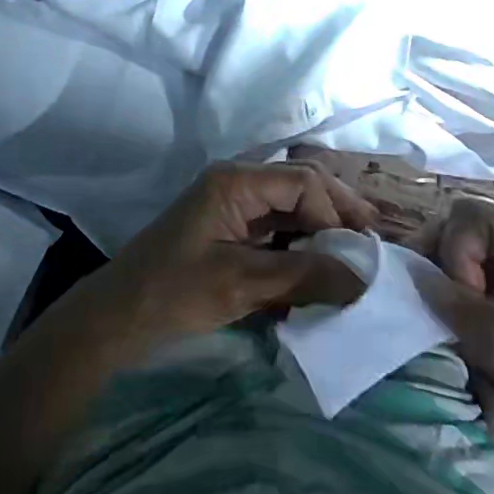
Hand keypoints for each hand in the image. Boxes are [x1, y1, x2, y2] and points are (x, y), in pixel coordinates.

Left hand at [69, 161, 378, 359]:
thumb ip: (303, 275)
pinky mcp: (228, 231)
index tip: (353, 257)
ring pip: (289, 209)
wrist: (122, 313)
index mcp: (235, 182)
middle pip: (299, 187)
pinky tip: (317, 275)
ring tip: (352, 264)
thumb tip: (363, 277)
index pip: (302, 181)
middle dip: (336, 215)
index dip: (334, 214)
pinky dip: (298, 248)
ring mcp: (231, 207)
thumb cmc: (175, 290)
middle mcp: (236, 184)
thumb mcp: (242, 283)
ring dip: (320, 233)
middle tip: (371, 249)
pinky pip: (274, 230)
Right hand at [425, 199, 493, 493]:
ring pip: (461, 270)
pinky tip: (466, 352)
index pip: (478, 220)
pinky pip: (470, 301)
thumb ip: (483, 325)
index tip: (463, 301)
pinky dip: (458, 322)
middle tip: (439, 316)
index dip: (458, 250)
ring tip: (453, 339)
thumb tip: (418, 276)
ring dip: (448, 301)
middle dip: (444, 272)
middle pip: (464, 238)